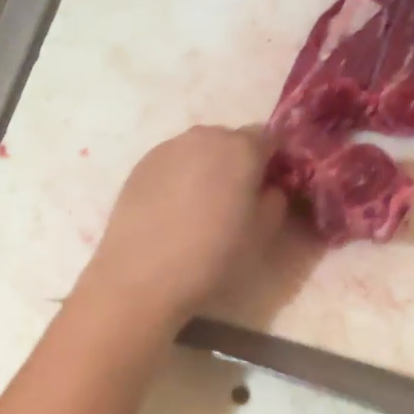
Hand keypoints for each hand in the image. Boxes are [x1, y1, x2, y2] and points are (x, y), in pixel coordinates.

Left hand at [77, 126, 285, 321]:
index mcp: (242, 148)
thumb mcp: (259, 237)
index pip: (270, 139)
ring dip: (204, 170)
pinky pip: (170, 164)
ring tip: (198, 209)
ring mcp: (168, 147)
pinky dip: (176, 179)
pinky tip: (170, 212)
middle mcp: (205, 136)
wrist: (140, 277)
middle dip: (236, 164)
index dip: (272, 162)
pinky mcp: (140, 165)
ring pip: (198, 151)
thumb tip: (269, 188)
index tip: (267, 188)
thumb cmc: (210, 258)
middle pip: (230, 141)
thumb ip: (274, 202)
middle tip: (232, 202)